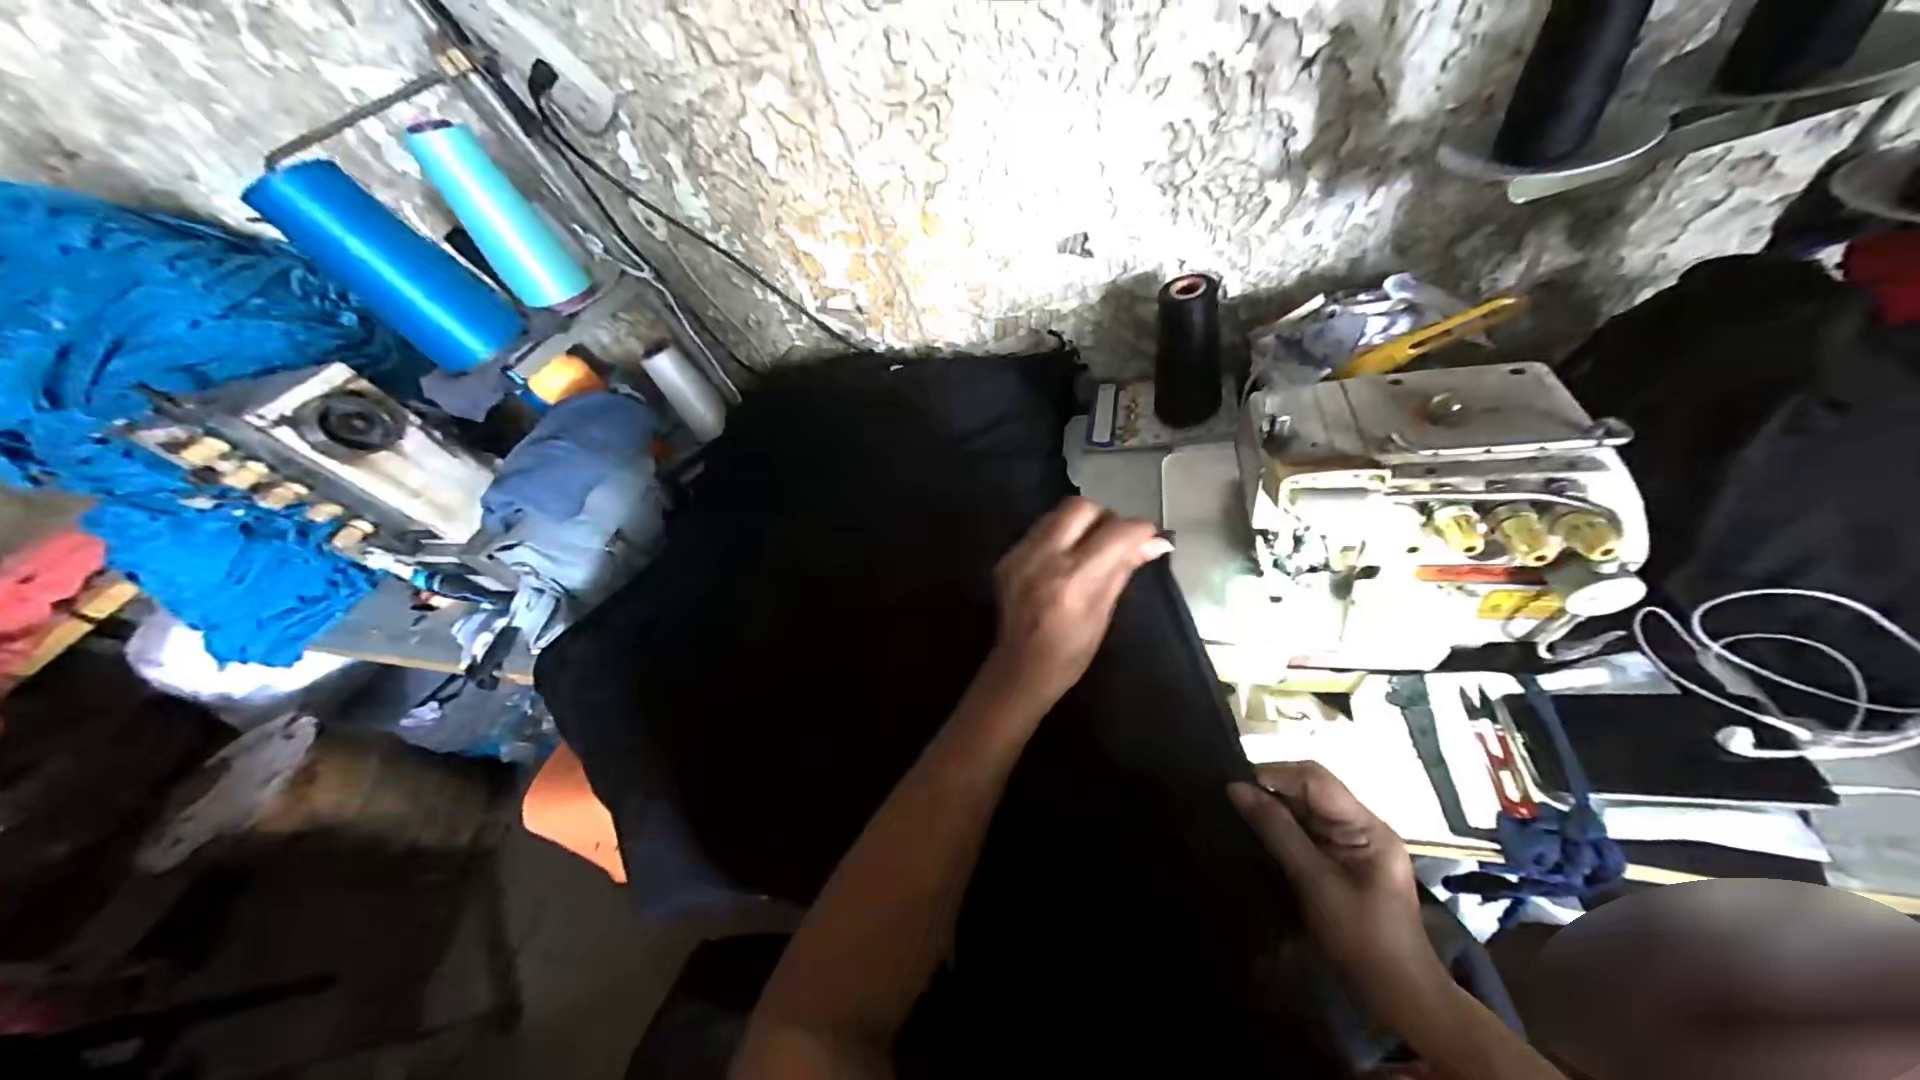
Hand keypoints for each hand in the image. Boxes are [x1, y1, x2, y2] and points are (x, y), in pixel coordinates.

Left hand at [987, 496, 1172, 704]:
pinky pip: (1038, 531)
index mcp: (1073, 580)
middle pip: (1081, 507)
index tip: (1149, 538)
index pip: (1116, 533)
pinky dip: (1058, 536)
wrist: (1019, 668)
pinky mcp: (1006, 558)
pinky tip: (1063, 560)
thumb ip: (1124, 570)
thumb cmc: (1070, 653)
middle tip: (1114, 540)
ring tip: (1089, 548)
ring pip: (1057, 514)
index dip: (1140, 530)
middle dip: (1106, 517)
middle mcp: (1044, 559)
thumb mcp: (1104, 614)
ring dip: (1080, 523)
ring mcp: (1020, 556)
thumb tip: (1157, 543)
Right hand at [1228, 763, 1446, 1010]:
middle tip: (1233, 800)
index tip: (1236, 786)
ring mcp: (1357, 843)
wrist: (1399, 993)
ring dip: (1276, 808)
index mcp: (1368, 826)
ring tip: (1241, 812)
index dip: (1275, 775)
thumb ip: (1275, 830)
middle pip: (1312, 789)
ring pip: (1308, 808)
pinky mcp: (1347, 859)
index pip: (1316, 779)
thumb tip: (1235, 787)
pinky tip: (1262, 833)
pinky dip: (1285, 827)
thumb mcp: (1312, 880)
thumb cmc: (1359, 936)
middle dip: (1272, 790)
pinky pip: (1310, 829)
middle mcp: (1365, 825)